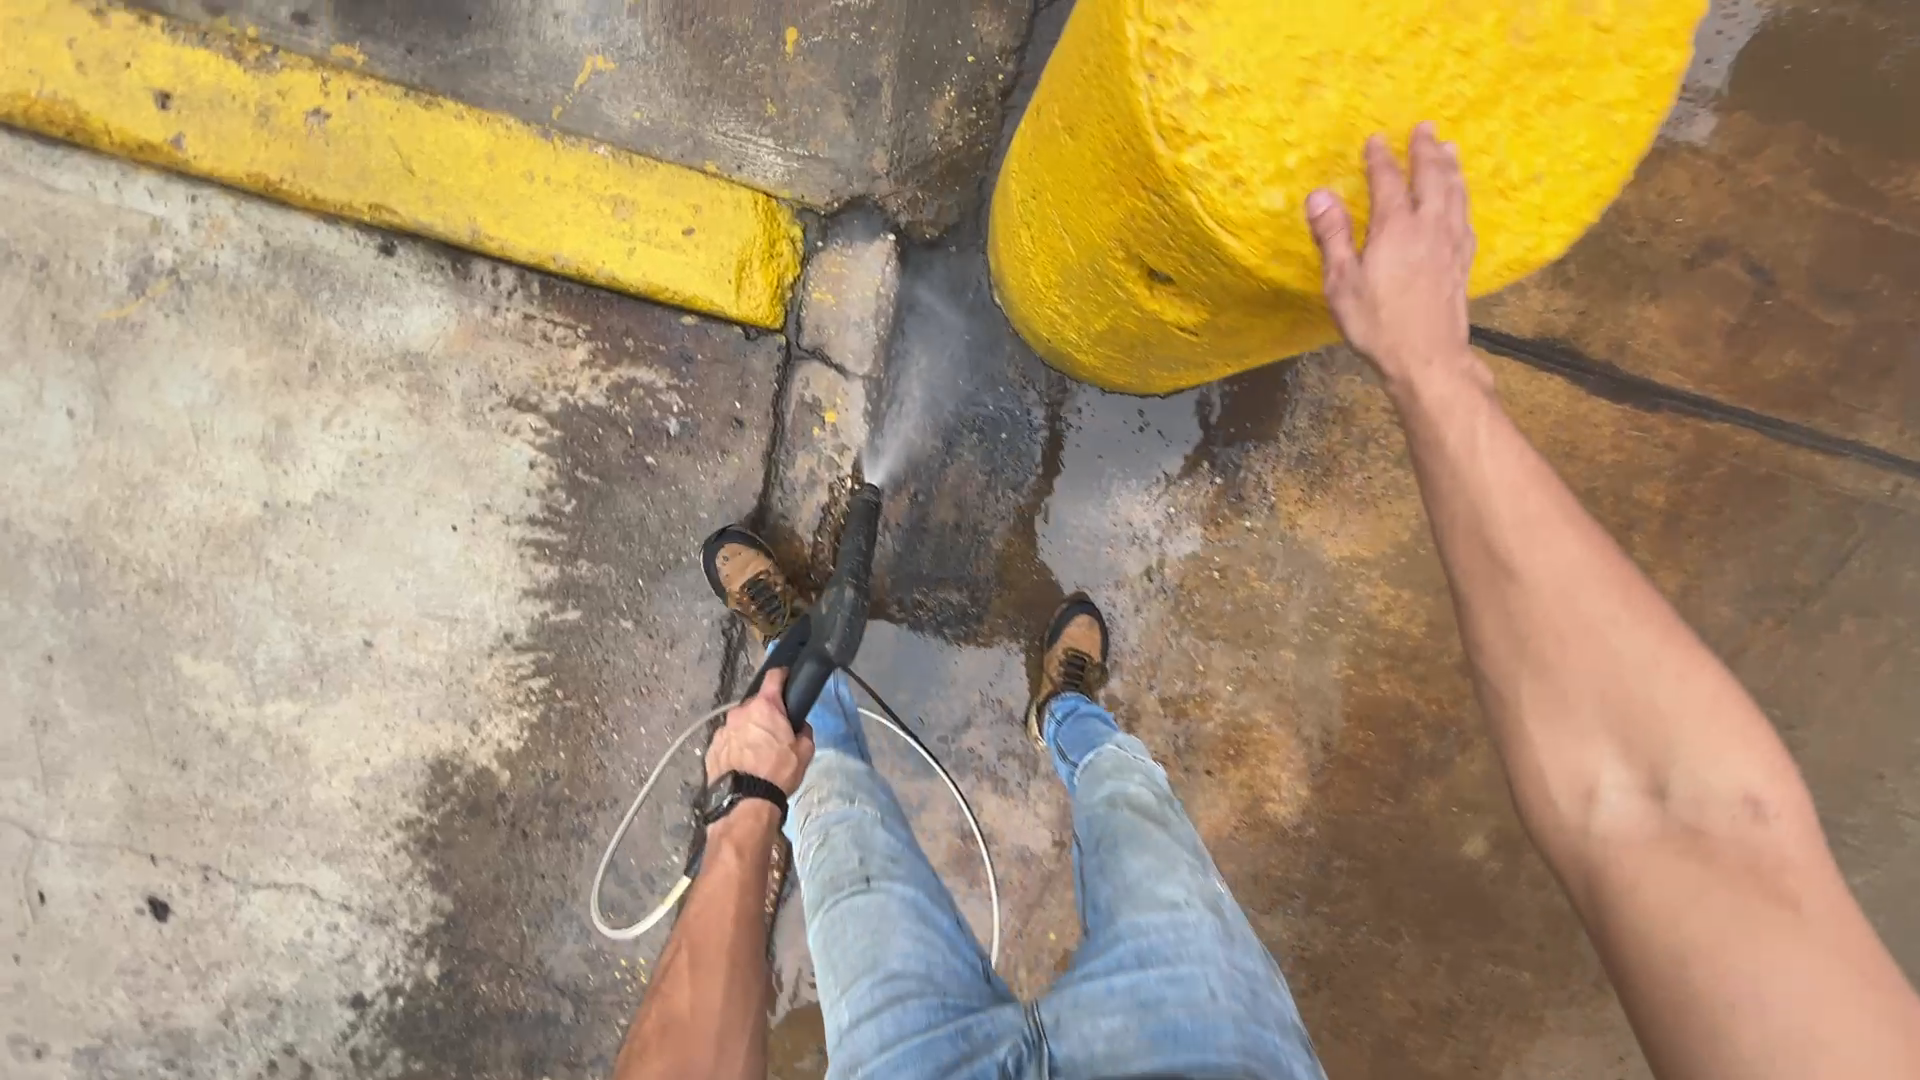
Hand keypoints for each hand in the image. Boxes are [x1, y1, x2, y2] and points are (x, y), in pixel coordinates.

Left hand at [705, 667, 814, 795]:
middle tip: (776, 732)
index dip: (783, 675)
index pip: (774, 676)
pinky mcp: (711, 748)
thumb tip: (798, 726)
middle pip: (756, 704)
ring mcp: (723, 729)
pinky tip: (744, 764)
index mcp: (765, 706)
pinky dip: (736, 746)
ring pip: (741, 723)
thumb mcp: (805, 751)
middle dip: (766, 713)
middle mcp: (740, 712)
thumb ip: (804, 731)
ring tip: (758, 753)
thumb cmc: (777, 772)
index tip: (787, 679)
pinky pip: (728, 740)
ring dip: (749, 731)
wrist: (745, 802)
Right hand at [1305, 123, 1482, 390]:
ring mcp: (1451, 241)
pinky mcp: (1463, 259)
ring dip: (1449, 166)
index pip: (1388, 182)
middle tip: (1424, 128)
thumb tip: (1319, 195)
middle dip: (1425, 150)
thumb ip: (1333, 236)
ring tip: (1448, 149)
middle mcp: (1429, 225)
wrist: (1426, 355)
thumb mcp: (1342, 282)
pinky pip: (1464, 213)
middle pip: (1431, 177)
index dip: (1380, 160)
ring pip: (1454, 191)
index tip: (1376, 141)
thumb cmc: (1375, 322)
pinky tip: (1459, 198)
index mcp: (1395, 227)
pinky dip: (1461, 195)